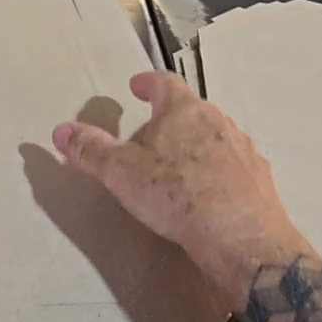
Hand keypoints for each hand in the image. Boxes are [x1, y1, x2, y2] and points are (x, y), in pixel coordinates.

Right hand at [52, 72, 314, 311]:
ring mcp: (243, 149)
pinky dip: (216, 171)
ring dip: (194, 144)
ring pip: (214, 136)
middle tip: (149, 135)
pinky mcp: (259, 179)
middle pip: (190, 110)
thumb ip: (90, 149)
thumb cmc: (174, 194)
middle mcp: (217, 121)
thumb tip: (61, 130)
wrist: (240, 239)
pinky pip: (232, 165)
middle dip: (169, 118)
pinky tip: (207, 193)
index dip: (147, 83)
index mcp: (183, 111)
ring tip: (176, 165)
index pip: (164, 82)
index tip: (136, 86)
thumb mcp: (119, 172)